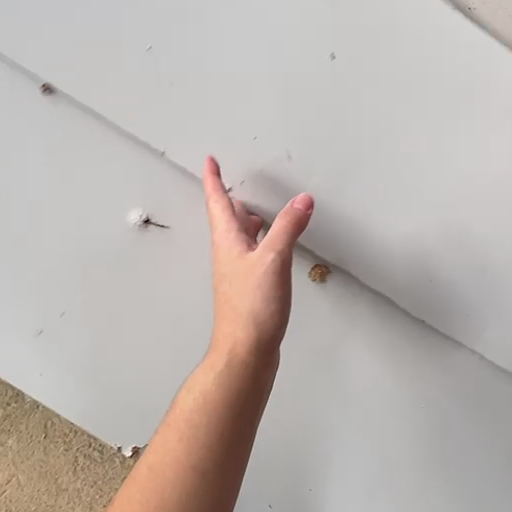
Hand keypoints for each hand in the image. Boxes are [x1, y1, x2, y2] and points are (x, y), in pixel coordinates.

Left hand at [202, 156, 313, 360]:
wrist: (245, 350)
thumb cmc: (251, 308)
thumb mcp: (273, 260)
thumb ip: (288, 227)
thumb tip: (302, 200)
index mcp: (228, 242)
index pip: (218, 202)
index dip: (213, 179)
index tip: (210, 161)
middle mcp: (229, 255)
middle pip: (227, 220)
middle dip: (231, 200)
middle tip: (231, 184)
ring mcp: (237, 273)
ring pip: (241, 239)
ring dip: (248, 222)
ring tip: (257, 212)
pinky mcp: (249, 289)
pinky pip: (254, 256)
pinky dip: (263, 243)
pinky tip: (274, 250)